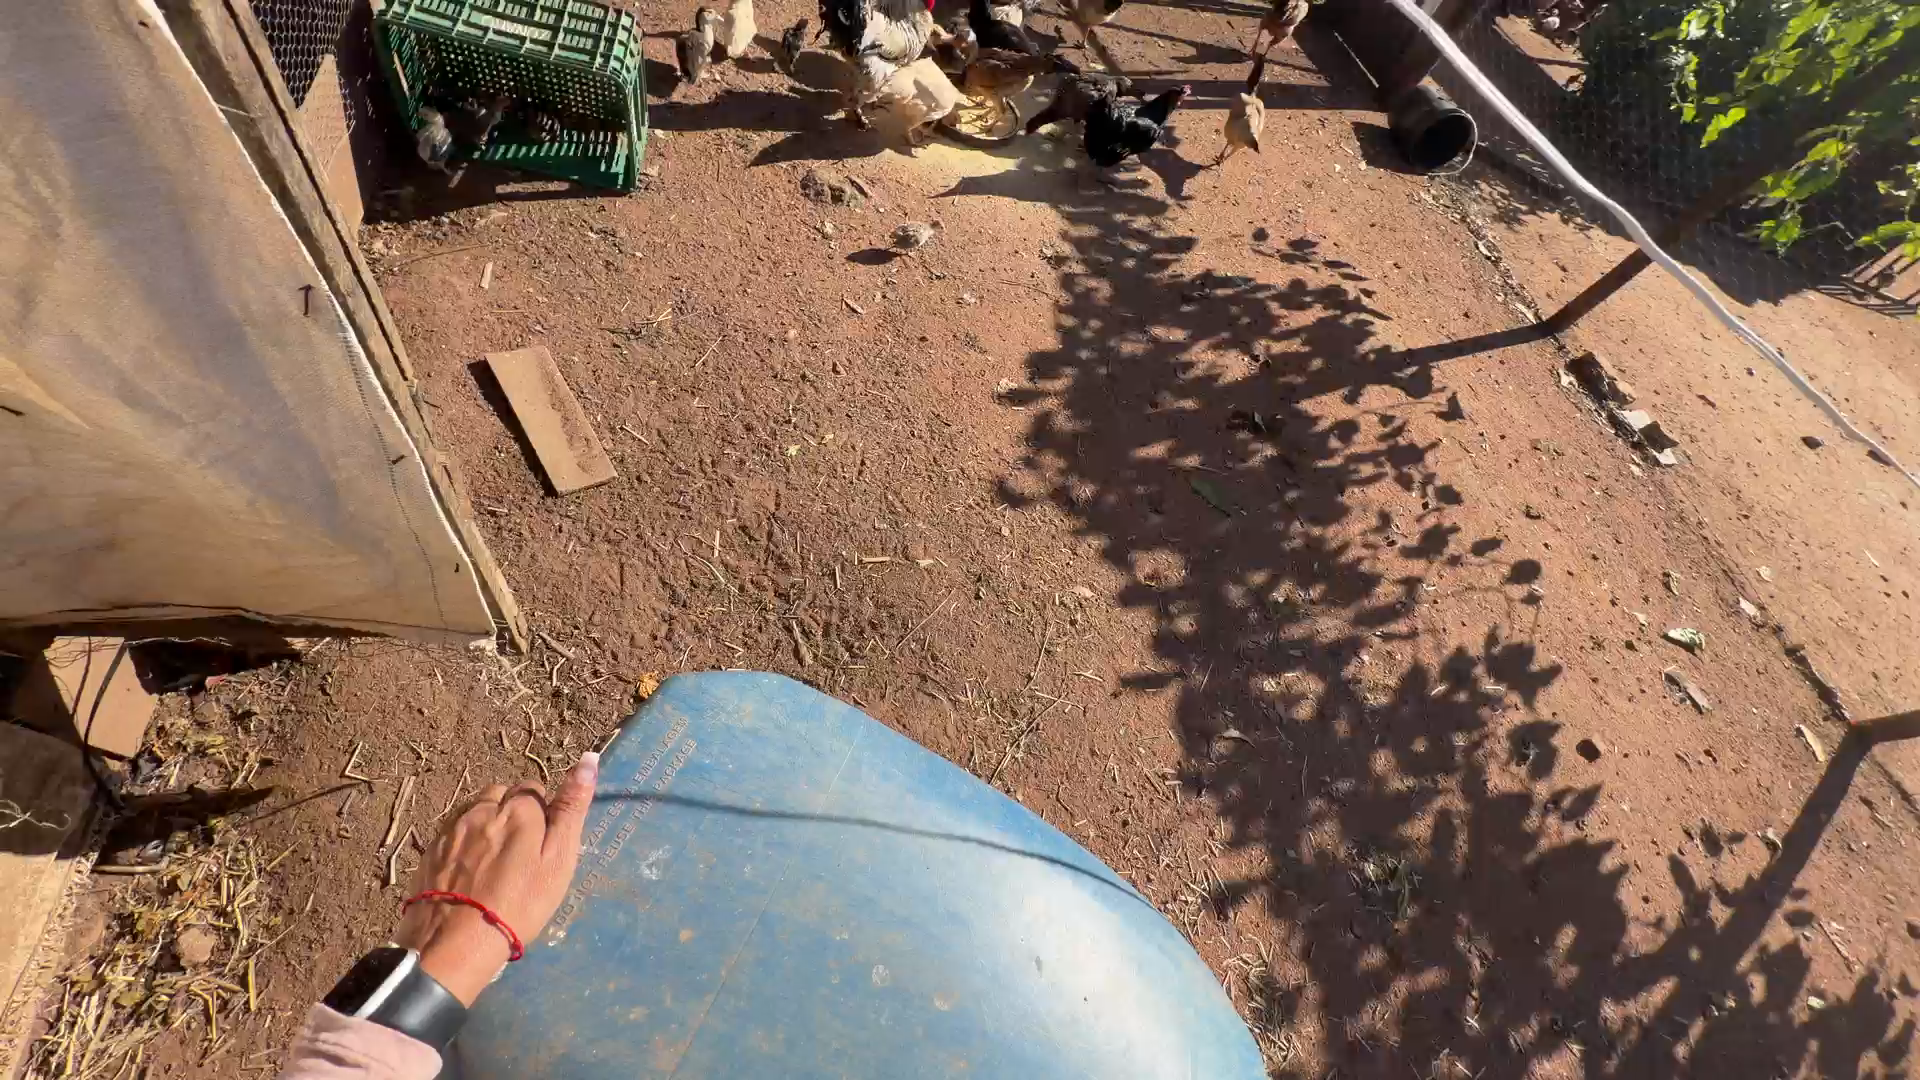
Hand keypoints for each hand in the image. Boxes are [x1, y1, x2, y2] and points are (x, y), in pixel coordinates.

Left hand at [394, 751, 598, 1004]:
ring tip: (494, 858)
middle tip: (521, 849)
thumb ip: (572, 806)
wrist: (452, 949)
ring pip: (476, 811)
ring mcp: (451, 830)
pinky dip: (465, 840)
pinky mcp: (429, 852)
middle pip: (501, 794)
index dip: (542, 811)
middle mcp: (482, 810)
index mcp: (518, 808)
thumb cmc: (519, 902)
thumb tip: (589, 759)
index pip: (534, 788)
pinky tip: (470, 868)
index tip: (543, 840)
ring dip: (487, 822)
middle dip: (512, 810)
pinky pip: (454, 831)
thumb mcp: (559, 857)